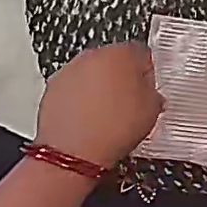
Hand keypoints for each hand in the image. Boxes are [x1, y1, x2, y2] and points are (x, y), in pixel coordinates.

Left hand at [35, 43, 164, 168]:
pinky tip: (89, 120)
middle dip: (121, 78)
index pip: (142, 53)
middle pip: (114, 60)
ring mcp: (71, 70)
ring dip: (99, 87)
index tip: (148, 87)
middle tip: (129, 103)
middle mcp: (95, 55)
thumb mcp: (152, 111)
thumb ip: (153, 93)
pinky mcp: (53, 87)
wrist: (73, 153)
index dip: (147, 72)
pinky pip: (73, 88)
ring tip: (107, 115)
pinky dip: (80, 99)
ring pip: (92, 73)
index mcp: (123, 54)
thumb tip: (150, 94)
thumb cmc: (111, 130)